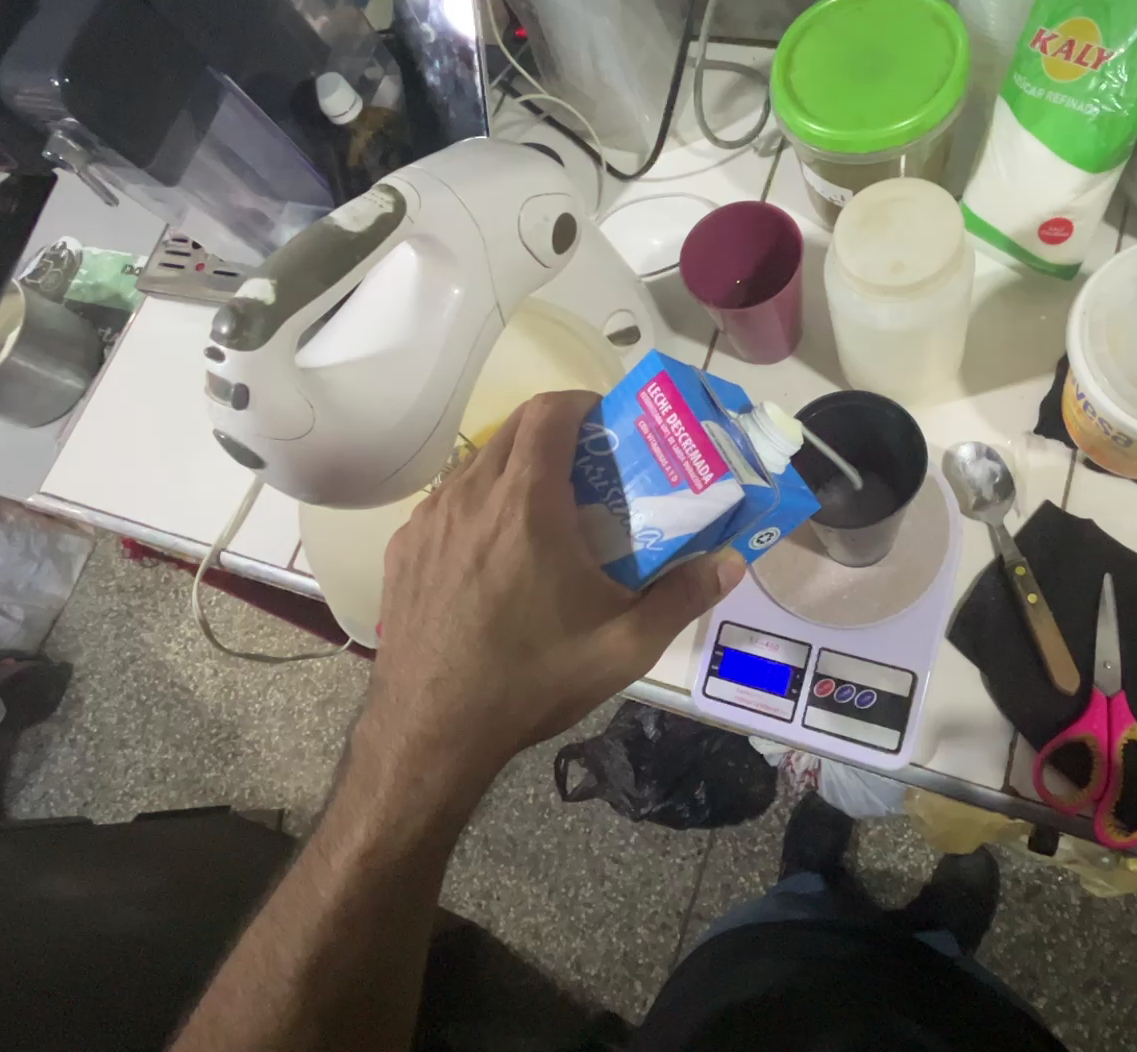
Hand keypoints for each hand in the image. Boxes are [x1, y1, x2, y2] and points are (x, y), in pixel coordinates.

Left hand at [360, 391, 745, 787]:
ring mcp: (427, 521)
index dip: (582, 403)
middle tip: (592, 472)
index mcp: (526, 504)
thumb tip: (732, 563)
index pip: (548, 412)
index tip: (609, 426)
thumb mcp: (624, 646)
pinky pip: (447, 501)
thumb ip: (683, 596)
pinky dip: (480, 503)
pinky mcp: (404, 549)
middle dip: (556, 434)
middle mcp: (470, 496)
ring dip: (516, 468)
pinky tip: (496, 555)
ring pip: (477, 464)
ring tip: (547, 513)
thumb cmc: (534, 679)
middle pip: (513, 429)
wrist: (432, 732)